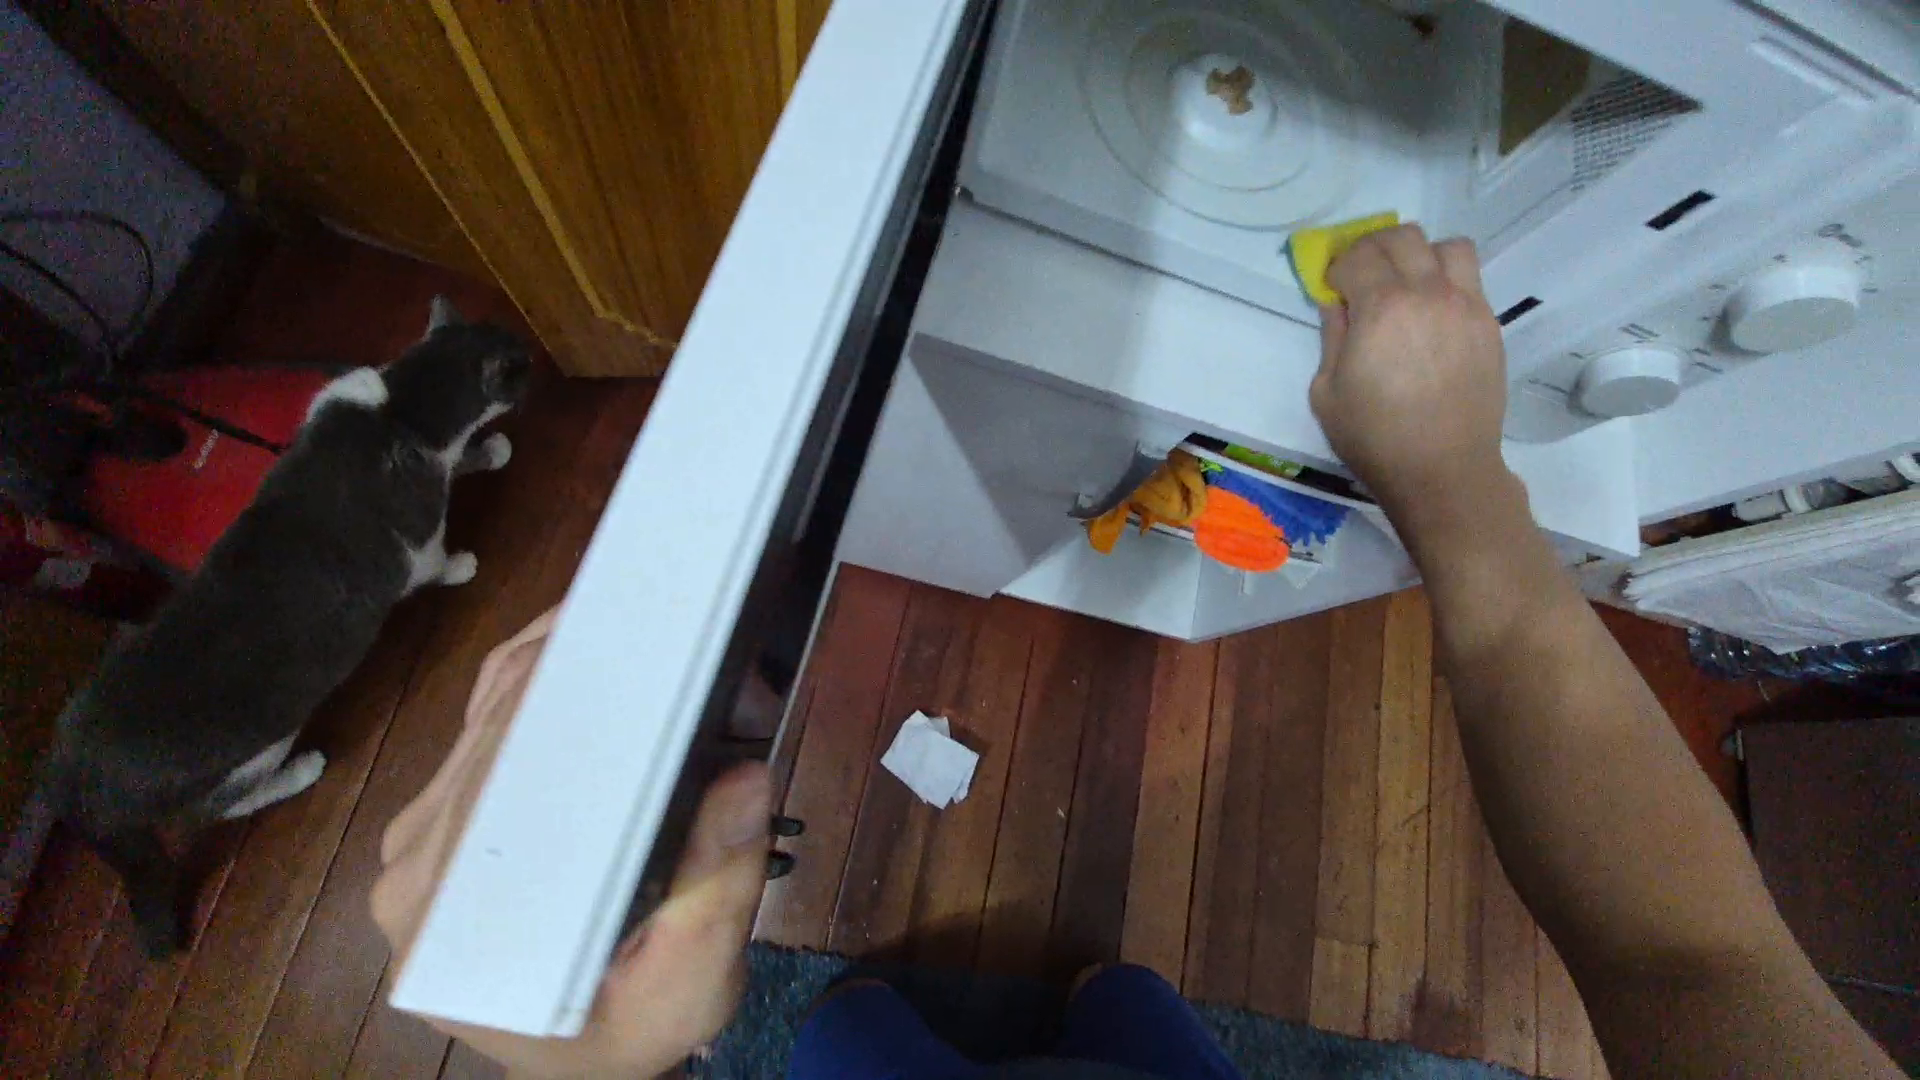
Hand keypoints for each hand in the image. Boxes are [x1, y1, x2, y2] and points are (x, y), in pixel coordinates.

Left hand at [371, 610, 770, 1079]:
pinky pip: (494, 712)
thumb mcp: (693, 984)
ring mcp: (424, 834)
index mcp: (458, 921)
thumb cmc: (633, 1026)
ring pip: (496, 707)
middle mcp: (420, 868)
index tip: (662, 662)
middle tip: (704, 656)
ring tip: (664, 637)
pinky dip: (548, 665)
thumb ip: (715, 891)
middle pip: (508, 728)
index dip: (586, 702)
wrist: (588, 1052)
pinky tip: (600, 640)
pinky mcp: (448, 809)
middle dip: (605, 671)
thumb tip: (745, 778)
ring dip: (578, 657)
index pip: (516, 775)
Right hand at [1310, 224, 1509, 512]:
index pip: (1358, 257)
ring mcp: (1466, 305)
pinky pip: (1469, 278)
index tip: (1331, 288)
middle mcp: (1428, 293)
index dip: (1337, 268)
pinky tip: (1428, 313)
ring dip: (1419, 254)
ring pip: (1447, 246)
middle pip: (1403, 238)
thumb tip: (1337, 304)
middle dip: (1373, 248)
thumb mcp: (1326, 391)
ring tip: (1404, 283)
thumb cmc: (1372, 435)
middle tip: (1360, 275)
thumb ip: (1332, 337)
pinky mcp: (1488, 323)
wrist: (1440, 467)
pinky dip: (1445, 279)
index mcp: (1381, 308)